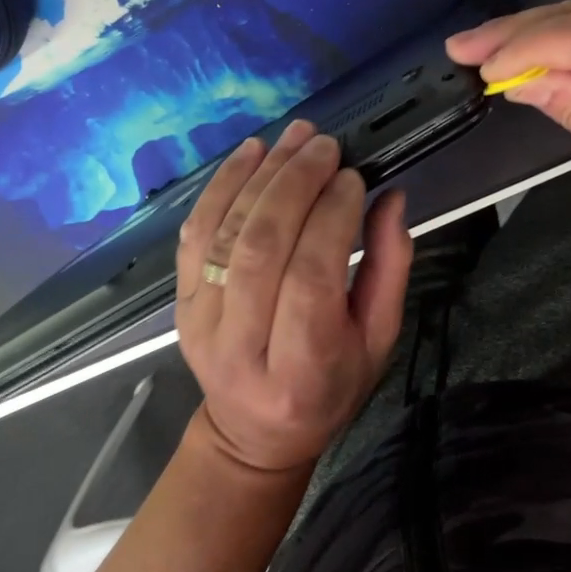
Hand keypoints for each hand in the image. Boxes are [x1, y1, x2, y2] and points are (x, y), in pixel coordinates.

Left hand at [175, 121, 412, 472]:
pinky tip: (250, 153)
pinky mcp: (179, 304)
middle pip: (262, 248)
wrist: (253, 433)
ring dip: (261, 175)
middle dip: (295, 184)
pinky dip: (221, 186)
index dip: (332, 217)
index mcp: (303, 368)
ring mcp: (200, 324)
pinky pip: (193, 234)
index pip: (312, 277)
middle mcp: (243, 348)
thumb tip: (391, 197)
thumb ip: (390, 268)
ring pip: (225, 234)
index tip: (355, 178)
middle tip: (326, 146)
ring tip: (295, 138)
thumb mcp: (379, 341)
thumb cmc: (331, 389)